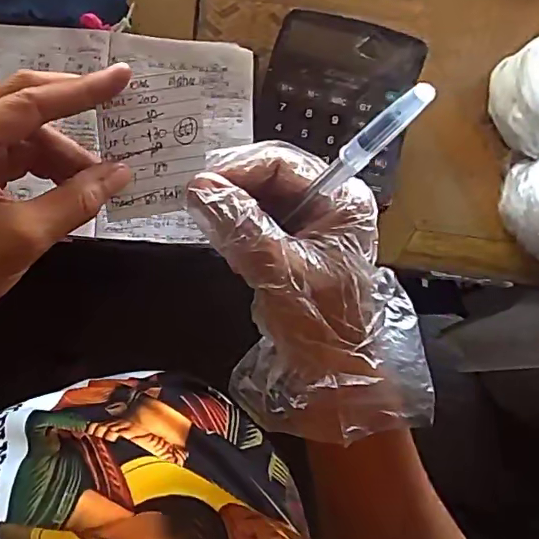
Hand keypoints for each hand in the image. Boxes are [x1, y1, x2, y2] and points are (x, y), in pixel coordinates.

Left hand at [0, 65, 132, 334]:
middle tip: (114, 105)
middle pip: (21, 104)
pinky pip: (12, 154)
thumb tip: (122, 173)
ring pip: (21, 133)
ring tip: (95, 180)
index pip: (29, 104)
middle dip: (69, 107)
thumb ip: (78, 198)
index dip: (80, 92)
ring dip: (59, 153)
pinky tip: (70, 184)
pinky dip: (43, 166)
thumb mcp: (28, 235)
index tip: (121, 77)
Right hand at [186, 141, 431, 442]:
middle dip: (231, 186)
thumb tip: (198, 187)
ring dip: (230, 206)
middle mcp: (328, 203)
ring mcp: (310, 223)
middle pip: (269, 175)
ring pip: (258, 196)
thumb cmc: (320, 324)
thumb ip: (240, 226)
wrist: (333, 375)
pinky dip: (234, 226)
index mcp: (342, 200)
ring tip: (208, 220)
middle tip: (197, 199)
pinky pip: (255, 219)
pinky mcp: (292, 242)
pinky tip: (224, 239)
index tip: (200, 184)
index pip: (281, 163)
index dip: (238, 168)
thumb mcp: (278, 270)